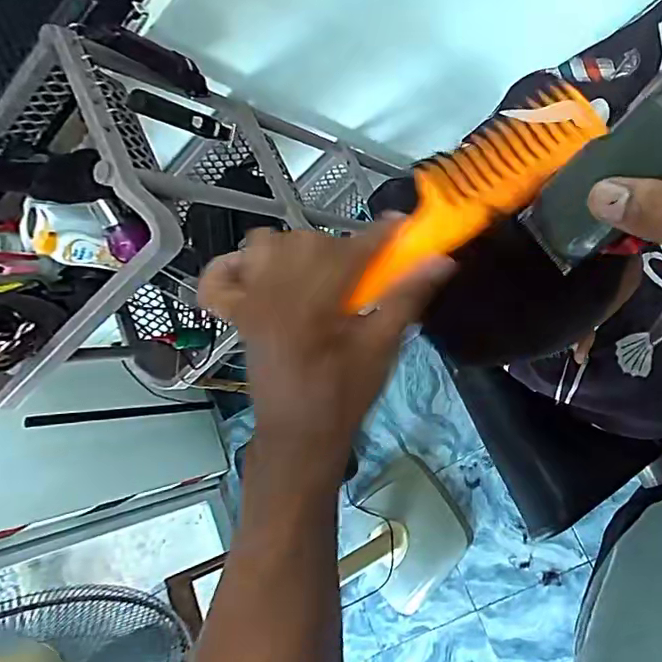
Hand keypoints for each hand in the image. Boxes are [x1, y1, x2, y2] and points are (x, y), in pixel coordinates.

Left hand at [197, 222, 452, 484]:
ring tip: (320, 274)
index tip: (401, 226)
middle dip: (343, 249)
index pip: (352, 250)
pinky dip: (236, 267)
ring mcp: (250, 303)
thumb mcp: (383, 346)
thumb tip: (441, 260)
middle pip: (309, 241)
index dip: (380, 234)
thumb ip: (407, 297)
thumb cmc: (346, 393)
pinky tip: (261, 275)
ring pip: (266, 244)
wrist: (300, 436)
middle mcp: (276, 294)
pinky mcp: (236, 316)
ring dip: (296, 249)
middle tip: (364, 275)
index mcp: (316, 304)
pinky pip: (220, 277)